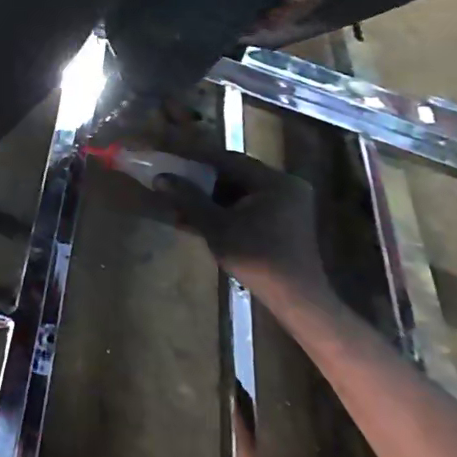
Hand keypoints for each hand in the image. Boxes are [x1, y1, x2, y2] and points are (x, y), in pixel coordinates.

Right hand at [152, 149, 333, 308]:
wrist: (295, 299)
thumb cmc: (257, 258)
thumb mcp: (217, 227)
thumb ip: (189, 199)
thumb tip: (161, 178)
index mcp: (273, 180)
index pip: (228, 158)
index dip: (196, 156)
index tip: (171, 157)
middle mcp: (285, 185)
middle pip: (236, 174)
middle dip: (203, 178)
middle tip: (175, 180)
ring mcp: (288, 204)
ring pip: (242, 192)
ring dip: (213, 197)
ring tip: (183, 202)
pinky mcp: (286, 222)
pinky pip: (251, 206)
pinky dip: (229, 210)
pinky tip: (204, 218)